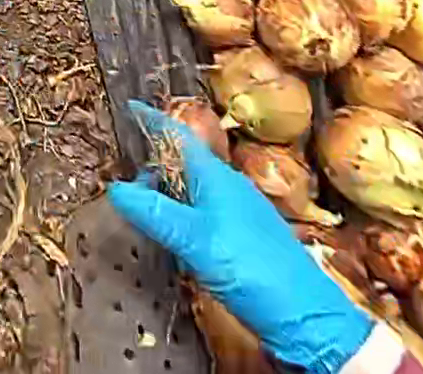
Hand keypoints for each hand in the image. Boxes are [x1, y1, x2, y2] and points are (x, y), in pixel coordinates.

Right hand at [108, 101, 373, 373]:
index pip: (178, 135)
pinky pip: (201, 208)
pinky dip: (179, 211)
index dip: (153, 120)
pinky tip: (172, 233)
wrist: (307, 316)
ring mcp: (236, 209)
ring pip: (191, 186)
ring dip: (165, 189)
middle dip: (152, 163)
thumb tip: (114, 188)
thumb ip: (154, 214)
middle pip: (182, 160)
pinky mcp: (241, 234)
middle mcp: (225, 184)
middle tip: (125, 182)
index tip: (131, 106)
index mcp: (214, 175)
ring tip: (142, 208)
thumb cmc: (250, 267)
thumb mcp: (195, 240)